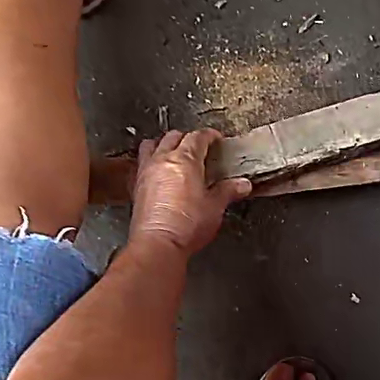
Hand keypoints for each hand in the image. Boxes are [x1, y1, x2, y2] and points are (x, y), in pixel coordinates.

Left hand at [129, 129, 251, 254]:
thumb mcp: (215, 207)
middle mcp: (163, 160)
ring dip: (163, 144)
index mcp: (185, 160)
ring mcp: (147, 171)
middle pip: (174, 136)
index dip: (209, 136)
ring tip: (173, 152)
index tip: (215, 138)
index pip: (198, 137)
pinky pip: (141, 163)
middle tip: (198, 146)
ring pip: (152, 144)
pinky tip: (156, 171)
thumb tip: (242, 184)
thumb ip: (228, 191)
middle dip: (187, 138)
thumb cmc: (185, 225)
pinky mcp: (137, 186)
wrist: (158, 243)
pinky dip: (149, 161)